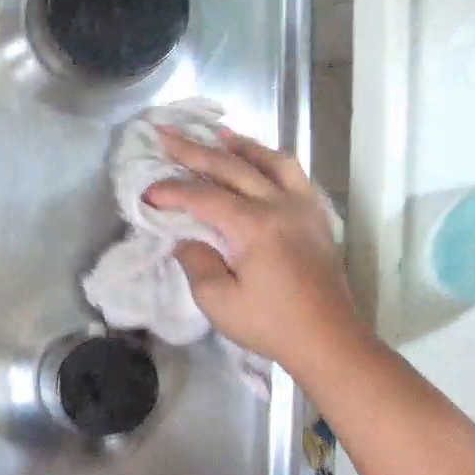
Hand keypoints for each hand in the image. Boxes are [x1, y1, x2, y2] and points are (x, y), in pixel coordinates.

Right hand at [144, 129, 373, 374]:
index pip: (203, 197)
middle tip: (165, 134)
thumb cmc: (269, 323)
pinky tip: (258, 162)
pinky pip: (293, 176)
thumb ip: (197, 260)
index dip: (170, 192)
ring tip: (217, 134)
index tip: (145, 193)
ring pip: (271, 162)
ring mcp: (304, 209)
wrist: (329, 340)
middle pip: (233, 168)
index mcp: (255, 226)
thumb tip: (187, 238)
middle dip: (194, 151)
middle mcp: (281, 207)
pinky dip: (270, 161)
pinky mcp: (316, 219)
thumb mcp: (217, 299)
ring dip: (240, 146)